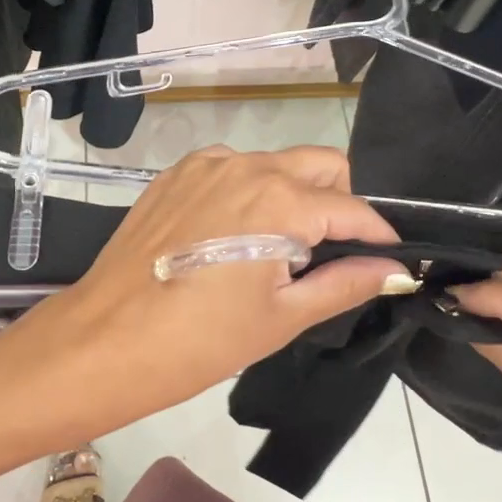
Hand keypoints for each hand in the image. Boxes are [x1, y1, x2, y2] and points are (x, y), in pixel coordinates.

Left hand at [0, 145, 404, 443]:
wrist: (104, 339)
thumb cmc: (200, 340)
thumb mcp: (282, 317)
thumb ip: (345, 283)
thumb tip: (397, 271)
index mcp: (280, 199)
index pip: (351, 207)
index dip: (378, 233)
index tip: (391, 257)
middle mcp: (247, 165)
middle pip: (320, 163)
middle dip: (341, 199)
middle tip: (333, 251)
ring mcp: (206, 165)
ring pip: (275, 161)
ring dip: (294, 192)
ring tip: (279, 248)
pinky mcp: (176, 173)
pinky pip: (232, 168)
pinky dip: (249, 191)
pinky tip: (233, 237)